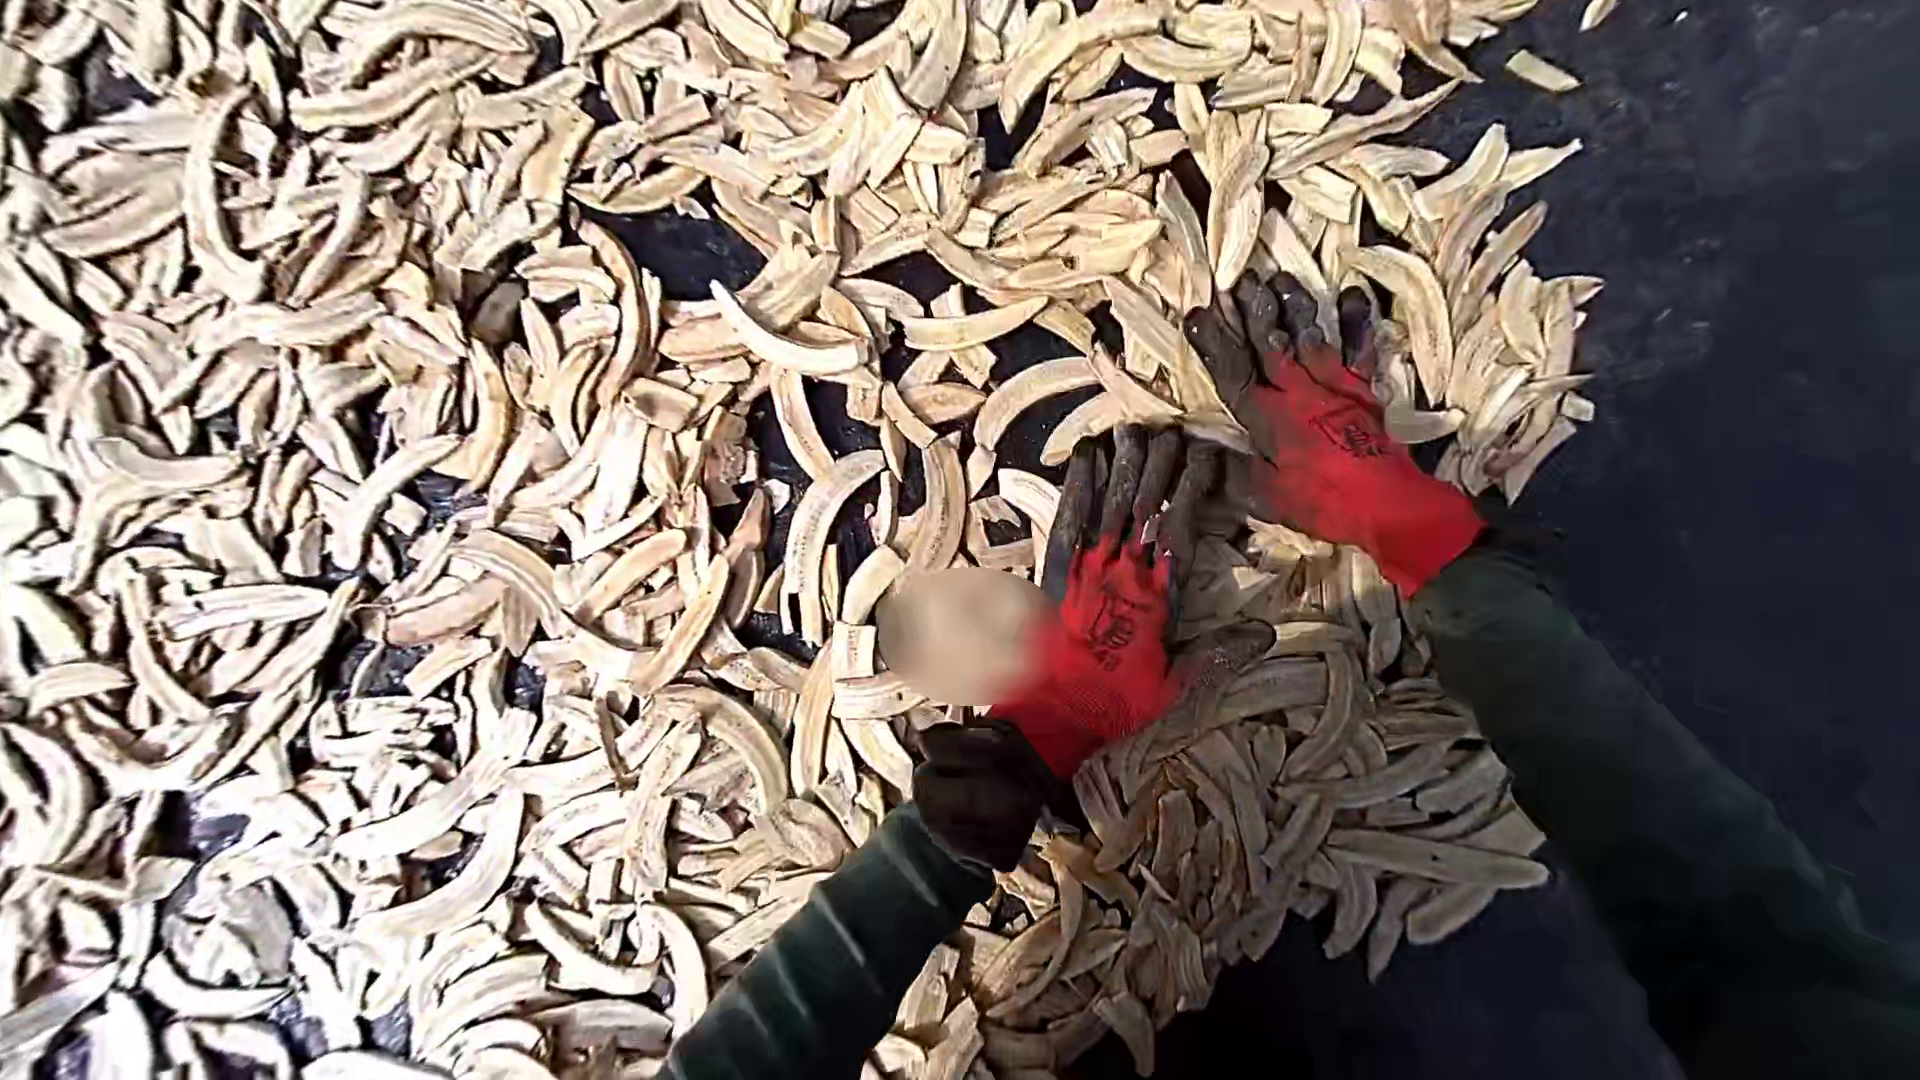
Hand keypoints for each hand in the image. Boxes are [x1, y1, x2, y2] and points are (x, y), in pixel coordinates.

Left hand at [992, 426, 1269, 776]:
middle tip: (1171, 431)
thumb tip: (1268, 632)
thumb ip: (1218, 654)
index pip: (1180, 529)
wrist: (1056, 710)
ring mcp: (1085, 565)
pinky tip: (1085, 457)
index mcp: (1155, 594)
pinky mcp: (1056, 569)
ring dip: (1122, 466)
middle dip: (1158, 466)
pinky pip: (1068, 519)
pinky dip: (1077, 485)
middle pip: (1142, 507)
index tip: (1205, 456)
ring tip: (1133, 430)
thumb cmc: (1118, 699)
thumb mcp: (1176, 685)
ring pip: (1107, 504)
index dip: (1192, 490)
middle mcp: (1121, 570)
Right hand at [1184, 273, 1482, 596]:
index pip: (1233, 372)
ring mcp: (1337, 387)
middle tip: (1237, 282)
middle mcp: (1301, 393)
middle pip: (1271, 344)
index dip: (1212, 343)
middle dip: (1251, 312)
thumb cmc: (1322, 501)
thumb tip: (1200, 451)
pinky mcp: (1366, 391)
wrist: (1390, 505)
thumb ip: (1231, 470)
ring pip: (1310, 338)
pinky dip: (1356, 322)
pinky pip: (1361, 349)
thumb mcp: (1264, 496)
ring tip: (1278, 279)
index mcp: (1270, 418)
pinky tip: (1350, 296)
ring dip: (1293, 307)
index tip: (1196, 315)